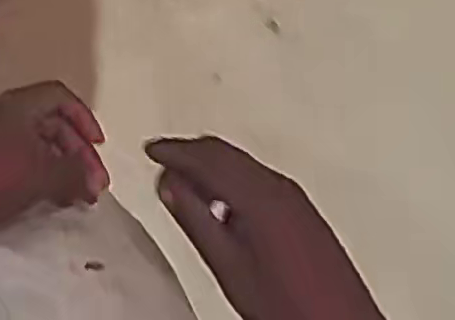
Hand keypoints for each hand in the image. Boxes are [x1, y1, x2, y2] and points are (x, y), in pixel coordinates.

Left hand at [0, 81, 109, 242]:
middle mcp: (10, 115)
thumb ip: (75, 172)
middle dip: (79, 150)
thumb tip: (94, 177)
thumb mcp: (44, 173)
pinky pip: (30, 162)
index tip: (99, 145)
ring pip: (44, 144)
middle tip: (97, 183)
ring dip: (66, 167)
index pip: (59, 96)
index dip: (84, 116)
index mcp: (20, 105)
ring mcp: (0, 138)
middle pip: (54, 122)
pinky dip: (49, 176)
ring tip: (84, 196)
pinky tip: (61, 199)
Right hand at [148, 137, 385, 319]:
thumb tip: (167, 181)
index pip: (204, 156)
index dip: (172, 150)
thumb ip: (194, 217)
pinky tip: (221, 200)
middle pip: (222, 152)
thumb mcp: (227, 264)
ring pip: (239, 162)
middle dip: (189, 152)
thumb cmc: (285, 307)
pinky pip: (256, 176)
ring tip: (186, 179)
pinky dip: (230, 176)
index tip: (151, 150)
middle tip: (163, 160)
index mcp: (256, 192)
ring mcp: (294, 197)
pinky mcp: (304, 211)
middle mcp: (276, 185)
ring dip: (210, 163)